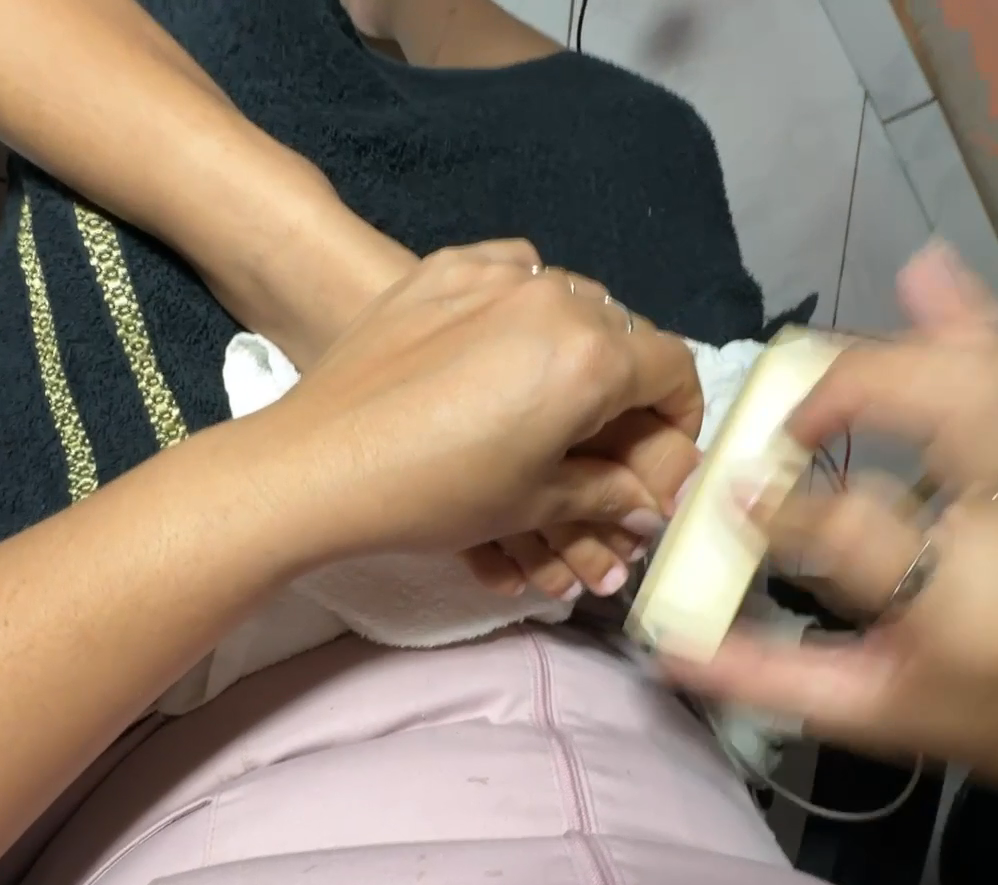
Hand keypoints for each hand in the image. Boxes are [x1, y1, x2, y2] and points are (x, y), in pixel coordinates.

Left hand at [259, 239, 700, 559]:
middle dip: (628, 390)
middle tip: (605, 439)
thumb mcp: (533, 504)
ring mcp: (494, 273)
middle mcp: (555, 297)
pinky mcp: (444, 268)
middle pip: (625, 336)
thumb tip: (652, 502)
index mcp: (591, 357)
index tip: (660, 454)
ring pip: (572, 301)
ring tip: (552, 397)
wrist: (318, 464)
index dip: (679, 419)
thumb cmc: (434, 495)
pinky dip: (523, 309)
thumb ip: (609, 494)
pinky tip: (501, 347)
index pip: (676, 371)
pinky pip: (512, 276)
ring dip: (579, 347)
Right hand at [666, 245, 997, 799]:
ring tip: (818, 361)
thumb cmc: (969, 712)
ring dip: (893, 349)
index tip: (732, 495)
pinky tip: (926, 270)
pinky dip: (963, 316)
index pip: (862, 531)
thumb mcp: (858, 714)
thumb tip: (665, 646)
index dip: (786, 507)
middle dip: (853, 392)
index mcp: (966, 606)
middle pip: (949, 410)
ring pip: (984, 374)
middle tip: (787, 427)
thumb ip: (761, 678)